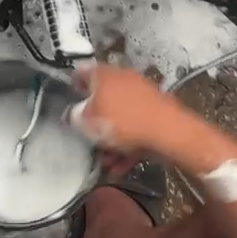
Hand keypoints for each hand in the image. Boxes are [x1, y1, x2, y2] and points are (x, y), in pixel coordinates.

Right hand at [69, 64, 197, 156]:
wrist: (169, 132)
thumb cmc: (122, 121)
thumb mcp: (86, 122)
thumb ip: (75, 116)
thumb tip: (74, 114)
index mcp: (103, 73)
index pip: (81, 72)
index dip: (72, 86)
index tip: (68, 101)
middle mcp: (123, 78)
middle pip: (101, 97)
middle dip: (93, 118)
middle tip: (85, 135)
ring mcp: (142, 95)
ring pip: (119, 116)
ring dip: (110, 137)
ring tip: (104, 160)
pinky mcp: (156, 112)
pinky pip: (135, 127)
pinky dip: (127, 144)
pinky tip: (120, 165)